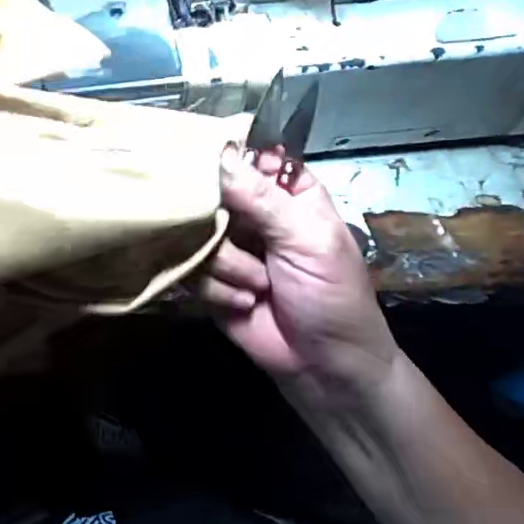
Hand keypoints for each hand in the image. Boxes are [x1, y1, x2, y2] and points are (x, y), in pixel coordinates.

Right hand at [202, 145, 401, 411]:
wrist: (324, 368)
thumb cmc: (332, 294)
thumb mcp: (307, 239)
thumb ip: (261, 198)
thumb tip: (217, 155)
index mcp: (285, 190)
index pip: (244, 157)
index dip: (223, 161)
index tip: (208, 171)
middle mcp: (251, 212)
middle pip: (210, 194)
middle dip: (223, 224)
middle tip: (243, 241)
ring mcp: (227, 246)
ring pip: (196, 234)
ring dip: (229, 267)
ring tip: (261, 287)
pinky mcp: (208, 280)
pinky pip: (190, 269)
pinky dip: (218, 290)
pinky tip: (246, 304)